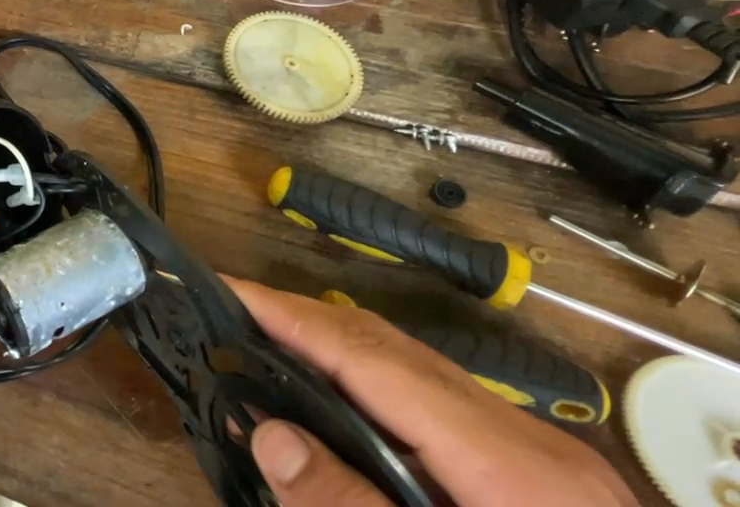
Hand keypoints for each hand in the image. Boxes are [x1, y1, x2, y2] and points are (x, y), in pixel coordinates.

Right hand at [227, 279, 636, 506]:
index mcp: (510, 464)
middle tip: (220, 308)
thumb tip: (266, 432)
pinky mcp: (538, 471)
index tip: (219, 288)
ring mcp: (539, 452)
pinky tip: (331, 399)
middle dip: (301, 319)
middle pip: (392, 347)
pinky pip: (434, 398)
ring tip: (259, 343)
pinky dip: (368, 382)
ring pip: (413, 367)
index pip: (372, 356)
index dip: (289, 316)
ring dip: (331, 346)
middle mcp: (528, 439)